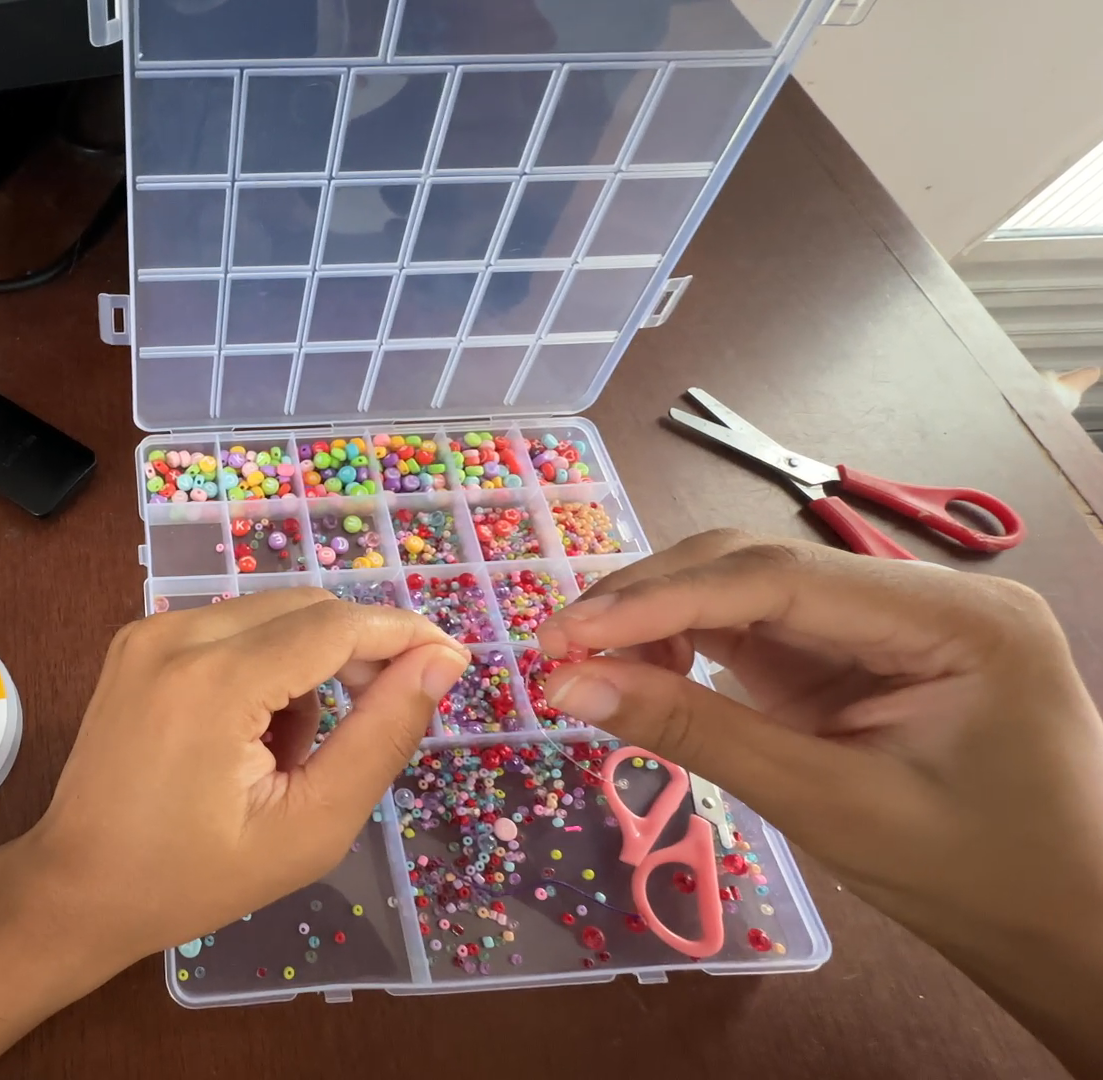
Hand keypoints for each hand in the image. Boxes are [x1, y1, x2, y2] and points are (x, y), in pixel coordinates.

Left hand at [24, 588, 469, 962]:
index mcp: (215, 680)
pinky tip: (243, 730)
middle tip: (368, 722)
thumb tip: (438, 661)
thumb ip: (380, 736)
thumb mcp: (309, 826)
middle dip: (353, 653)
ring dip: (302, 666)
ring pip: (268, 615)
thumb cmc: (195, 875)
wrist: (80, 883)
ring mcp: (147, 630)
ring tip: (281, 753)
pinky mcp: (135, 639)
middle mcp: (175, 633)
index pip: (334, 626)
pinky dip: (259, 664)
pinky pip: (227, 627)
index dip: (401, 634)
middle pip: (303, 609)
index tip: (450, 658)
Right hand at [534, 531, 1102, 1075]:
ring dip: (645, 617)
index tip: (562, 636)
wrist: (1060, 926)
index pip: (768, 581)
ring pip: (723, 585)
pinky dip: (667, 640)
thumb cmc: (972, 874)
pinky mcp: (829, 644)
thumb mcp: (824, 802)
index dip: (652, 601)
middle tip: (557, 648)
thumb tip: (561, 686)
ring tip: (583, 661)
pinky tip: (632, 667)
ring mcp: (865, 615)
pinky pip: (728, 622)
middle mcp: (907, 593)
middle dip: (640, 602)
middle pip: (739, 566)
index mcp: (950, 617)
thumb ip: (689, 731)